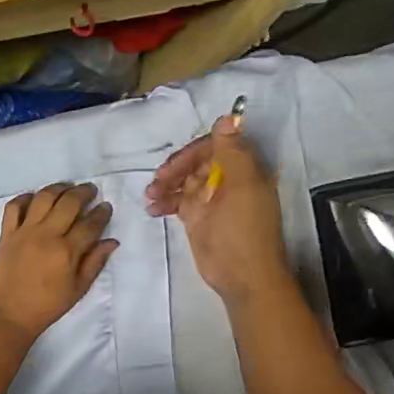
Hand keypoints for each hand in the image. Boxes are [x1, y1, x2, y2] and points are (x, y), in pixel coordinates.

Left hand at [0, 182, 118, 340]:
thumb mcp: (78, 289)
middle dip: (84, 192)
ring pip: (43, 198)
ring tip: (67, 188)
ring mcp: (24, 232)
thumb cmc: (47, 306)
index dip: (101, 213)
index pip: (90, 224)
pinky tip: (35, 198)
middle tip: (90, 190)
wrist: (9, 314)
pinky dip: (25, 198)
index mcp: (67, 251)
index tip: (106, 206)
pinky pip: (14, 207)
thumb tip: (111, 241)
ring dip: (58, 188)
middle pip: (68, 202)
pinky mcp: (6, 234)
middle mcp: (46, 235)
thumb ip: (94, 263)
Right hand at [145, 112, 291, 307]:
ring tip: (150, 198)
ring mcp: (212, 200)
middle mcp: (228, 180)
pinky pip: (178, 201)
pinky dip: (164, 202)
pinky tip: (153, 209)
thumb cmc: (244, 231)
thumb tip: (227, 117)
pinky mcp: (198, 218)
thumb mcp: (241, 187)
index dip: (193, 151)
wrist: (242, 276)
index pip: (216, 145)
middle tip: (157, 182)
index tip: (174, 165)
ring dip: (165, 185)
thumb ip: (233, 152)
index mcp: (244, 169)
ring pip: (184, 180)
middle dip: (175, 169)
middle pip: (197, 161)